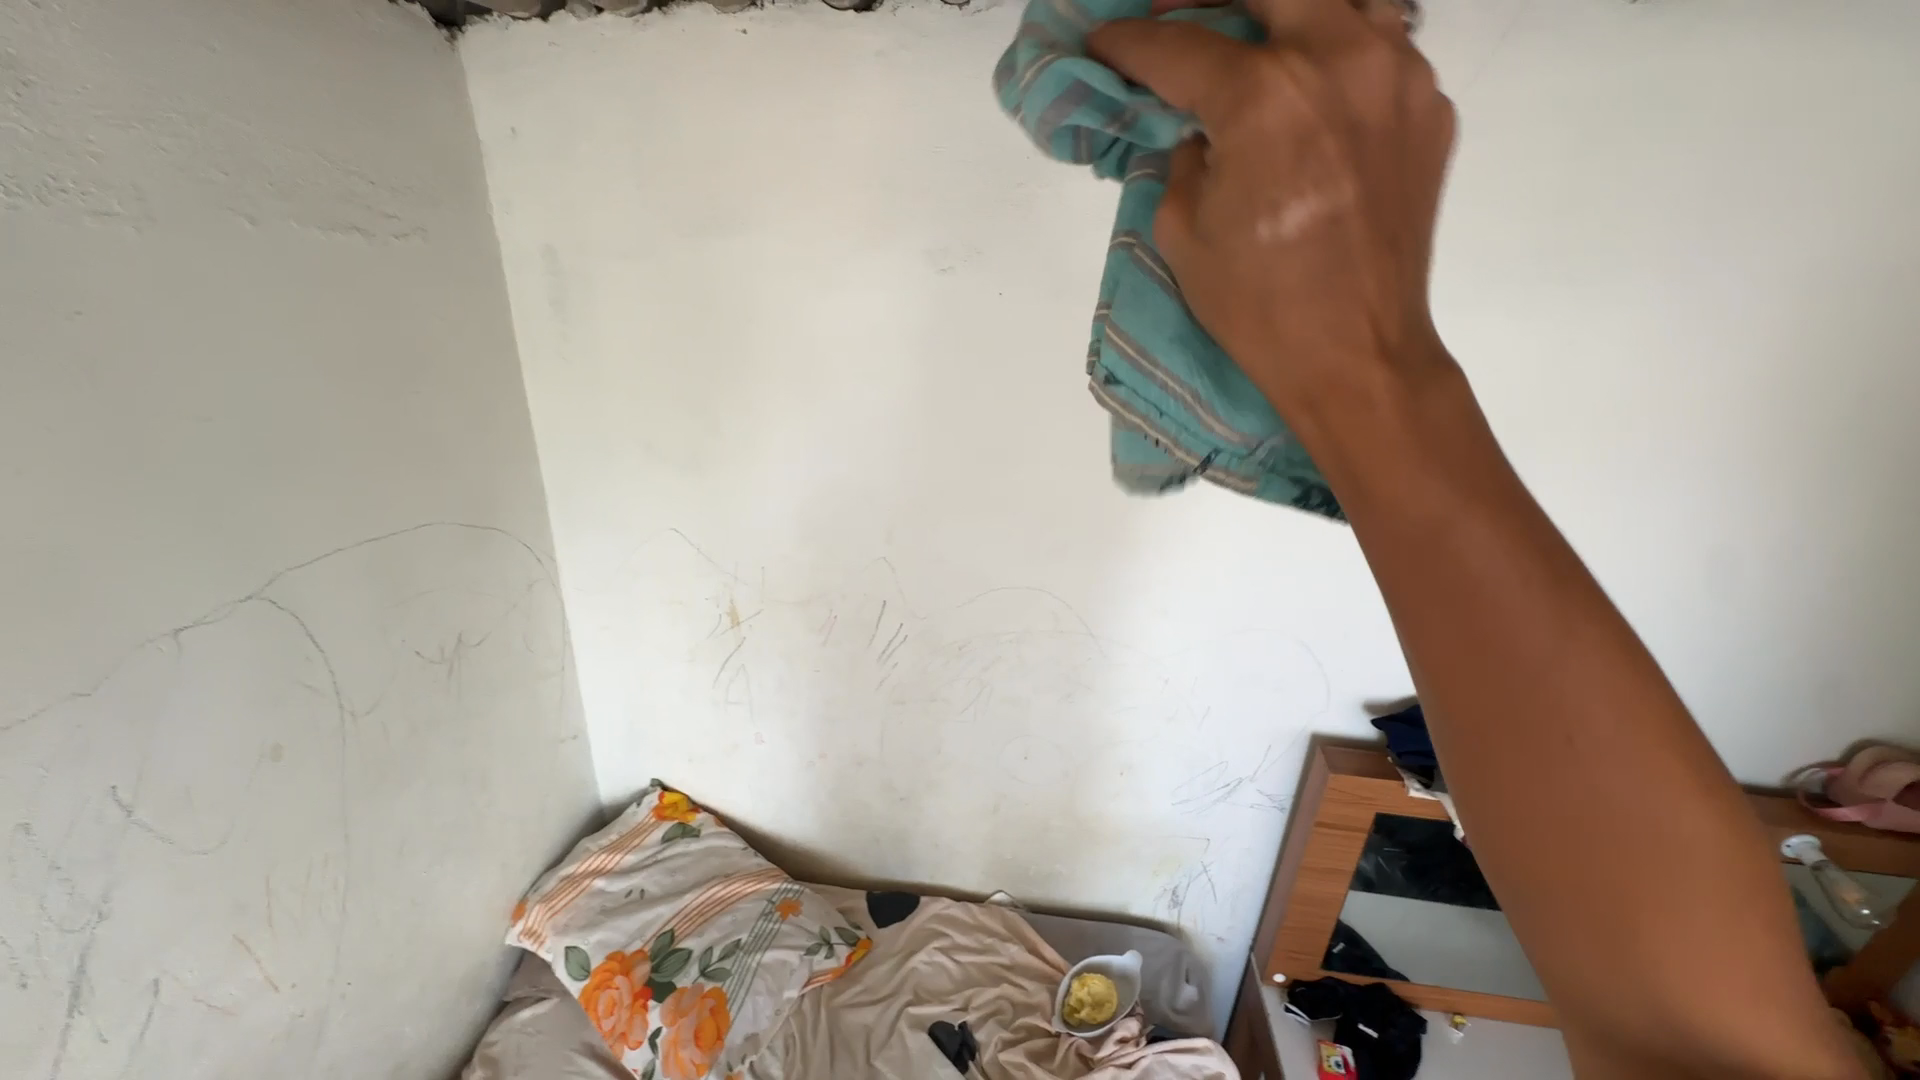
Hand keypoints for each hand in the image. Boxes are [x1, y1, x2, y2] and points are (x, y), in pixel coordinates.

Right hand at [1090, 0, 1456, 429]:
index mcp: (1264, 96)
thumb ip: (1181, 159)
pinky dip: (1340, 51)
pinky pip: (1384, 44)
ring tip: (1259, 40)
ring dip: (1290, 10)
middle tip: (1178, 17)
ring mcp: (1398, 74)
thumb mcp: (1182, 233)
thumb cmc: (1256, 305)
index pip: (1178, 46)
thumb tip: (1198, 129)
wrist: (1354, 350)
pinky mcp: (1430, 105)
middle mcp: (1339, 58)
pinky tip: (1313, 87)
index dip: (1129, 45)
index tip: (1103, 45)